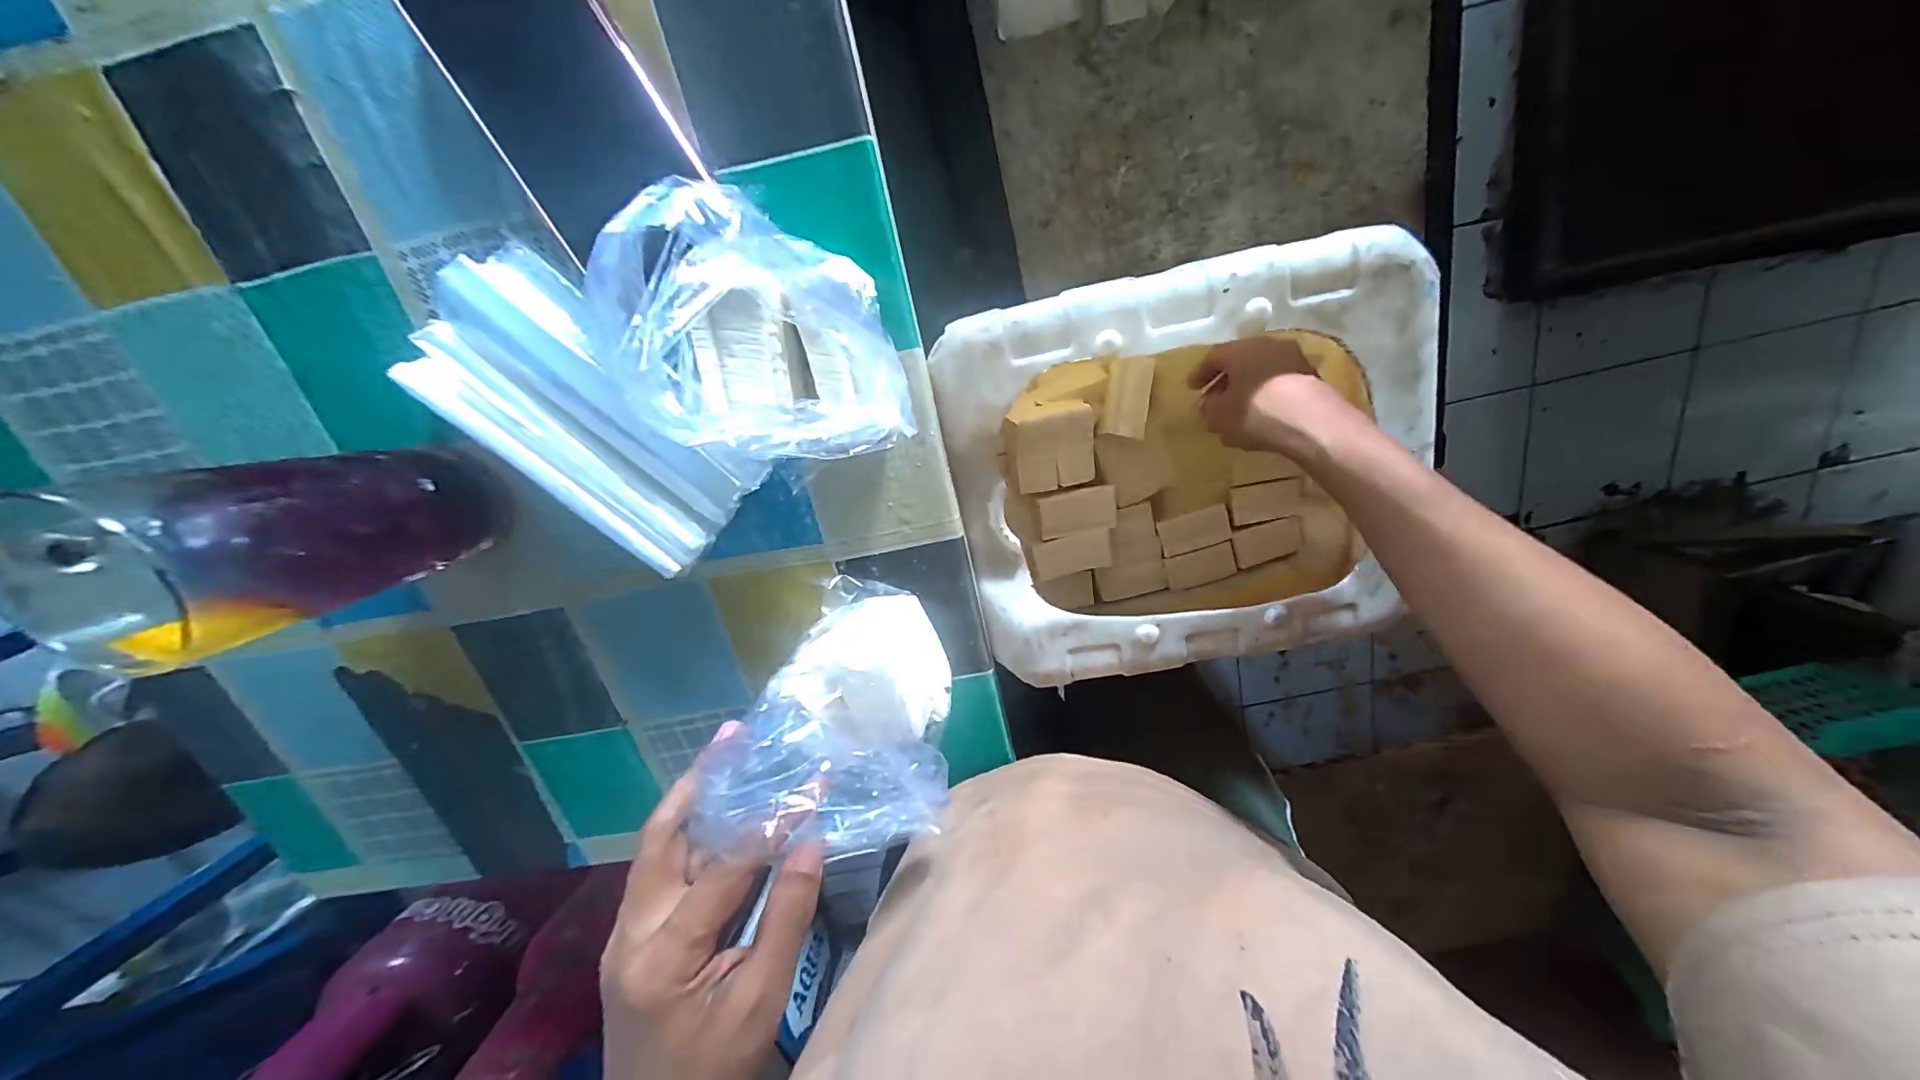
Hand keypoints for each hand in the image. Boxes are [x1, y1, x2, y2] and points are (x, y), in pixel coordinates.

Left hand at [601, 722, 824, 1079]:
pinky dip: (689, 832)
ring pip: (658, 848)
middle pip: (663, 838)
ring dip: (692, 799)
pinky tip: (715, 810)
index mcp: (662, 956)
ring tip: (723, 755)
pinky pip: (661, 869)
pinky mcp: (630, 936)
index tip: (807, 786)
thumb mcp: (760, 1002)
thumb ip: (786, 920)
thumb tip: (811, 844)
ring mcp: (623, 933)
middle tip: (733, 736)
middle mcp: (630, 932)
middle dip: (701, 781)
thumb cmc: (716, 1068)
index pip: (725, 870)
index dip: (770, 825)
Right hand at [1187, 336, 1356, 458]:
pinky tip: (1258, 417)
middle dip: (1224, 382)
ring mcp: (1293, 360)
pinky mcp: (1310, 378)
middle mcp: (1268, 346)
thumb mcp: (1219, 415)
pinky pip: (1277, 385)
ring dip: (1245, 391)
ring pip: (1259, 374)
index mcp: (1241, 349)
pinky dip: (1264, 397)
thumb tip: (1206, 405)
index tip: (1191, 388)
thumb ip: (1208, 408)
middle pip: (1239, 362)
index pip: (1213, 356)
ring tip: (1235, 413)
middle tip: (1213, 400)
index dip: (1199, 373)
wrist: (1311, 422)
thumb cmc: (1255, 411)